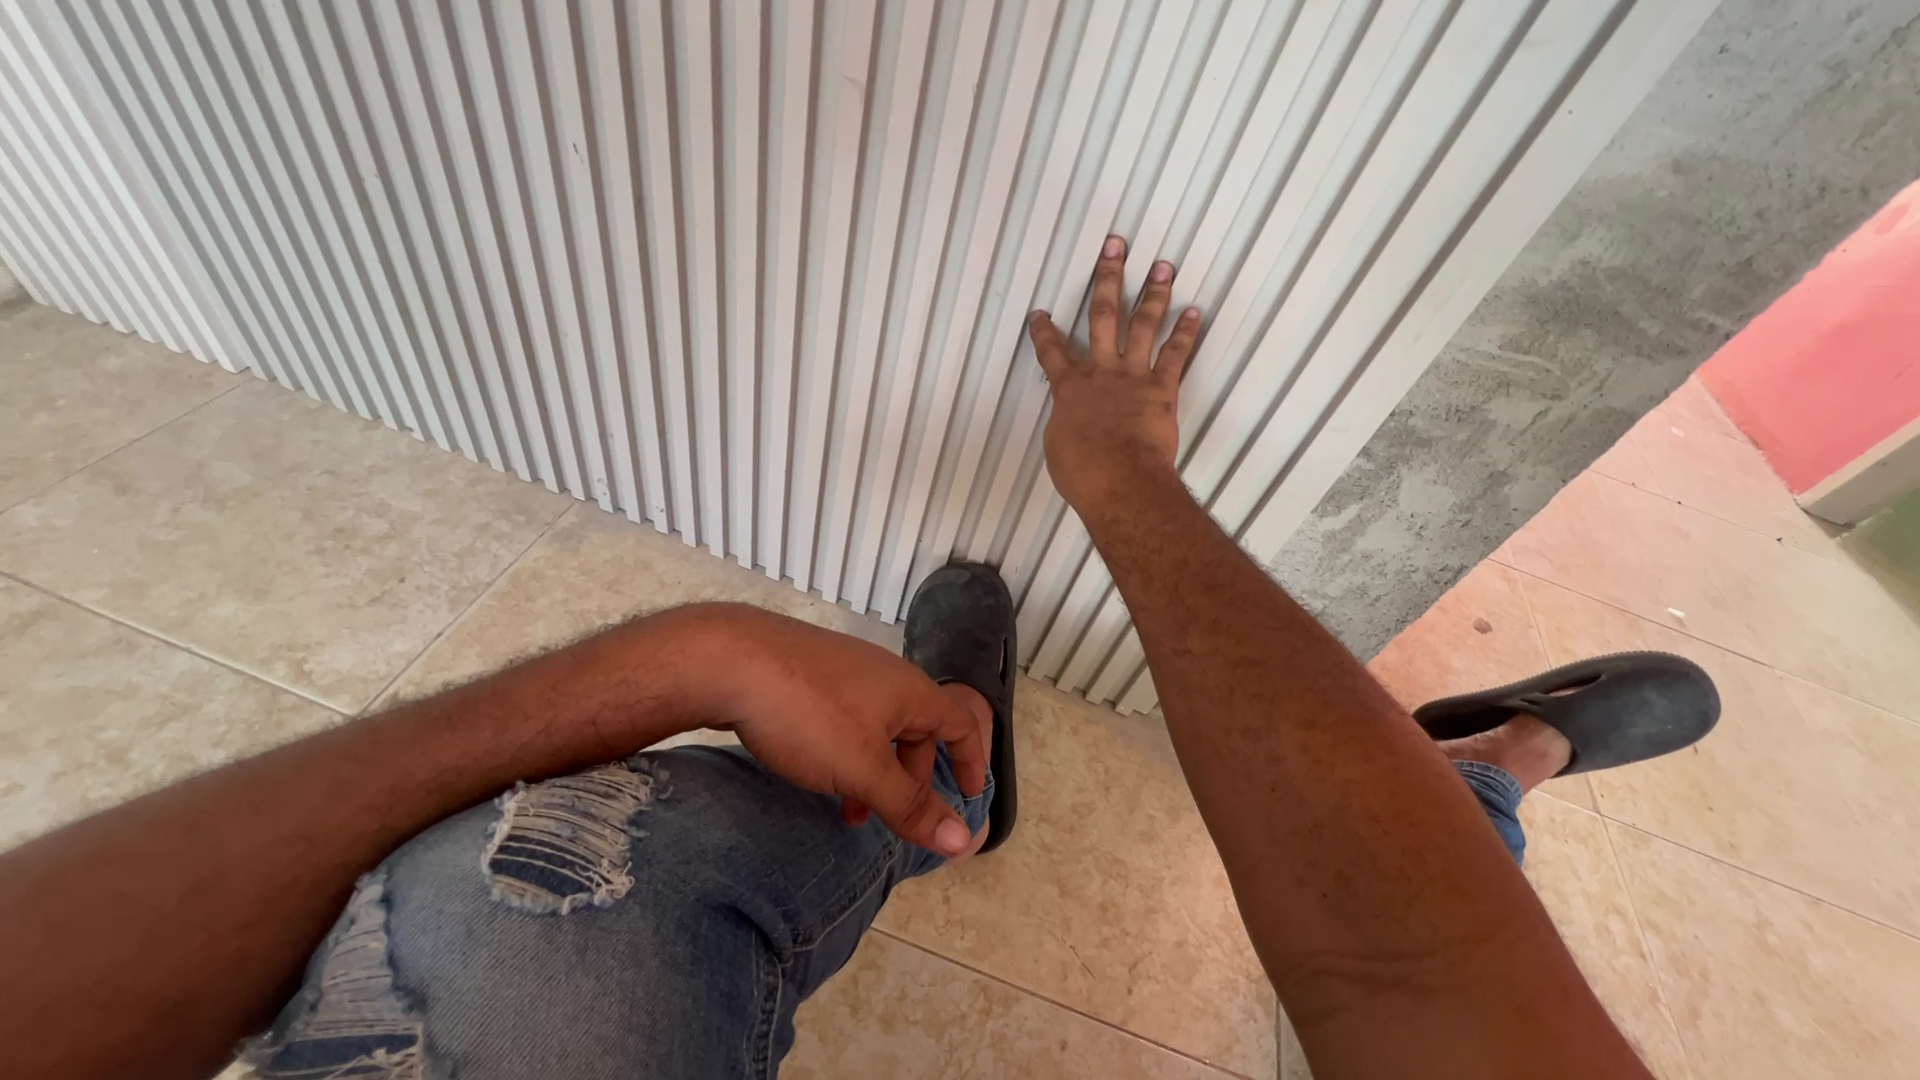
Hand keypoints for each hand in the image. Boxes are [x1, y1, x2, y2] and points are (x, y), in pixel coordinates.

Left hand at [681, 604, 986, 855]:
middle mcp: (886, 676)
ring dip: (875, 773)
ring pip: (878, 729)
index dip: (973, 762)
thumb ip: (910, 805)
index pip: (962, 724)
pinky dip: (848, 753)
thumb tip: (962, 841)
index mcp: (911, 692)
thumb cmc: (808, 715)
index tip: (968, 800)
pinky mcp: (813, 674)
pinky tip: (817, 770)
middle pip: (918, 730)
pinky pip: (848, 720)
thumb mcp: (863, 769)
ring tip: (849, 809)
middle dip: (911, 780)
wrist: (728, 660)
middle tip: (890, 817)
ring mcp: (847, 671)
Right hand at [1029, 236, 1199, 510]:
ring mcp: (1133, 376)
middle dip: (1108, 278)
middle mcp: (1100, 372)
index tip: (1040, 313)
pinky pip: (1175, 355)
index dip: (1044, 332)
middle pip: (1102, 316)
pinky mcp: (1162, 389)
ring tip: (1163, 265)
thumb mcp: (1059, 449)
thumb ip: (1066, 424)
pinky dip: (1185, 332)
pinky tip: (1194, 311)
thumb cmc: (1083, 473)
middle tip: (1115, 246)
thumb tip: (1072, 420)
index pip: (1052, 353)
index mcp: (1070, 390)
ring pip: (1142, 325)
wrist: (1119, 480)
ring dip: (1153, 293)